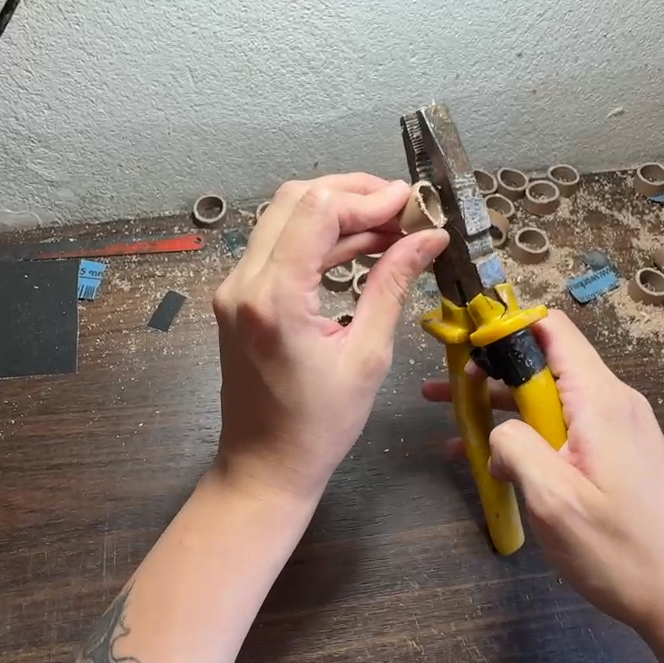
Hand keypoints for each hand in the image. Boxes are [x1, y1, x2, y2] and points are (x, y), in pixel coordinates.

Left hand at [212, 174, 449, 502]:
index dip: (368, 198)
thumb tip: (429, 238)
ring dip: (338, 215)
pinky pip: (279, 248)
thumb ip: (393, 285)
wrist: (264, 466)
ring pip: (285, 218)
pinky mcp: (238, 297)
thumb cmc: (318, 427)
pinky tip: (361, 247)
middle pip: (295, 200)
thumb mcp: (367, 356)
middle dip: (354, 196)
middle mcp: (243, 283)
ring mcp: (234, 288)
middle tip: (404, 210)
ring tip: (394, 228)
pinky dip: (319, 240)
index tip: (412, 204)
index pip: (316, 210)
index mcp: (274, 298)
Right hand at [422, 311, 663, 638]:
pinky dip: (526, 435)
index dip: (505, 325)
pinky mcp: (615, 453)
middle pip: (544, 363)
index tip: (461, 341)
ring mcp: (616, 429)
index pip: (552, 330)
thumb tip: (500, 431)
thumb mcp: (554, 499)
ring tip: (451, 420)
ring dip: (501, 407)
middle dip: (490, 370)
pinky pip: (563, 428)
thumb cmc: (619, 550)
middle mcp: (612, 403)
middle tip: (441, 390)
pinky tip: (490, 459)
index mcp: (599, 402)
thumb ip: (516, 447)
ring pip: (549, 399)